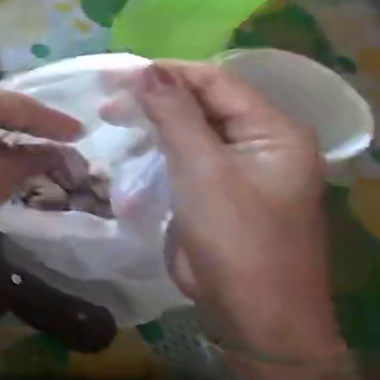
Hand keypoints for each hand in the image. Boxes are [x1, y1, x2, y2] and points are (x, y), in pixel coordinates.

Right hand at [130, 62, 339, 356]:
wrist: (254, 310)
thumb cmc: (237, 237)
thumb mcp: (203, 170)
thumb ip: (175, 116)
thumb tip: (148, 70)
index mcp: (274, 131)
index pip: (217, 82)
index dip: (167, 73)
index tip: (114, 73)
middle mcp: (261, 144)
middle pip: (203, 104)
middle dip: (155, 98)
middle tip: (105, 102)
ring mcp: (238, 171)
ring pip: (189, 131)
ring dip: (151, 125)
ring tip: (109, 121)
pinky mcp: (215, 194)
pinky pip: (183, 160)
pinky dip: (154, 152)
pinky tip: (126, 153)